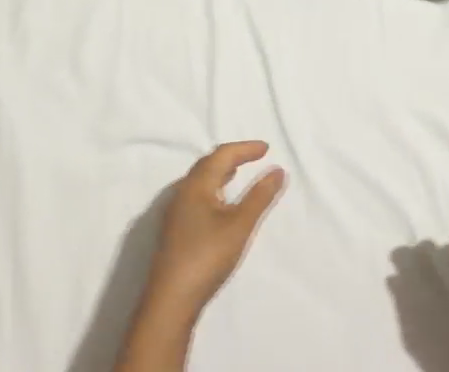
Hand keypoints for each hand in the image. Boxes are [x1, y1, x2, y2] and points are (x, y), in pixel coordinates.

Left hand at [142, 140, 286, 319]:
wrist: (170, 300)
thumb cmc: (207, 256)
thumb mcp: (240, 225)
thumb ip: (260, 196)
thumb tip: (277, 170)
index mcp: (196, 185)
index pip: (222, 155)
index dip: (245, 149)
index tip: (267, 148)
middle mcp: (181, 193)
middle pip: (207, 164)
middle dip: (231, 157)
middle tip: (252, 157)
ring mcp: (174, 212)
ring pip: (199, 181)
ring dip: (219, 173)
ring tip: (236, 175)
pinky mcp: (173, 230)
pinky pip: (194, 196)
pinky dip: (211, 189)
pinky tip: (219, 205)